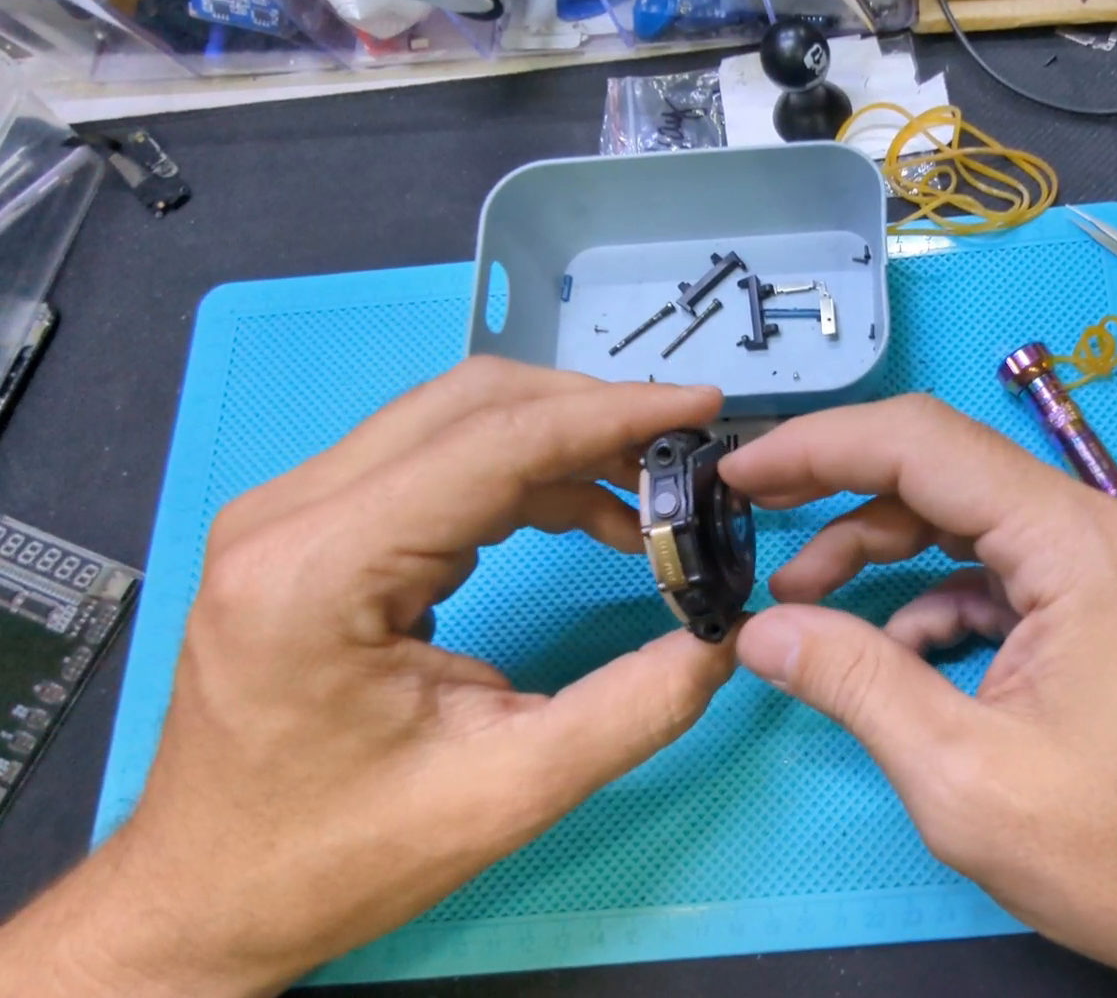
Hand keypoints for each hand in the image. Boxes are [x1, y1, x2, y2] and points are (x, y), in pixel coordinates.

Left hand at [0, 358, 734, 996]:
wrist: (209, 896)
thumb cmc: (346, 851)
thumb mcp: (513, 790)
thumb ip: (639, 707)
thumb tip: (725, 634)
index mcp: (325, 570)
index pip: (497, 443)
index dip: (614, 414)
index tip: (702, 407)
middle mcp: (296, 514)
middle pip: (475, 401)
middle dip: (597, 411)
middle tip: (684, 448)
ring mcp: (300, 513)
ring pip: (464, 418)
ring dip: (572, 438)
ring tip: (655, 491)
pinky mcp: (322, 527)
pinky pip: (450, 460)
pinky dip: (539, 471)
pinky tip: (598, 517)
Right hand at [721, 395, 1116, 997]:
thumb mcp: (966, 777)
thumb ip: (857, 683)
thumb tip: (761, 631)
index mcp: (1069, 541)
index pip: (922, 444)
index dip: (817, 445)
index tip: (740, 470)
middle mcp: (1088, 528)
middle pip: (941, 468)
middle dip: (837, 485)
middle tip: (751, 510)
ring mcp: (1095, 565)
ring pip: (962, 520)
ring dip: (878, 547)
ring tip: (803, 598)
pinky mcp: (1093, 606)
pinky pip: (993, 574)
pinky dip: (930, 598)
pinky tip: (895, 653)